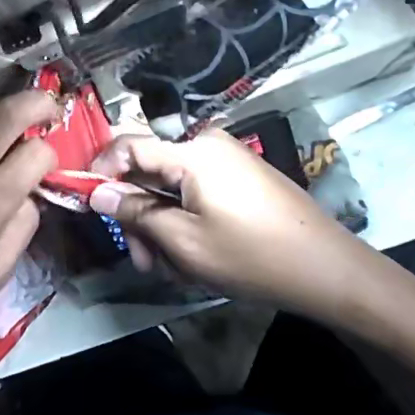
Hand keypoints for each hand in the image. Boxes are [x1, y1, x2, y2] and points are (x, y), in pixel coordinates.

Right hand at [87, 130, 377, 322]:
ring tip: (173, 269)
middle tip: (144, 261)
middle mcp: (208, 144)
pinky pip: (197, 192)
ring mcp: (227, 161)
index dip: (101, 172)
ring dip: (162, 226)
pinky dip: (186, 221)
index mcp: (192, 150)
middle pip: (150, 170)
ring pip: (172, 187)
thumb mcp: (183, 241)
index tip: (89, 206)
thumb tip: (96, 192)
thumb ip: (135, 212)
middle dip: (139, 215)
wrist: (325, 268)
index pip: (128, 145)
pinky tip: (196, 256)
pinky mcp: (241, 178)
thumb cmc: (250, 254)